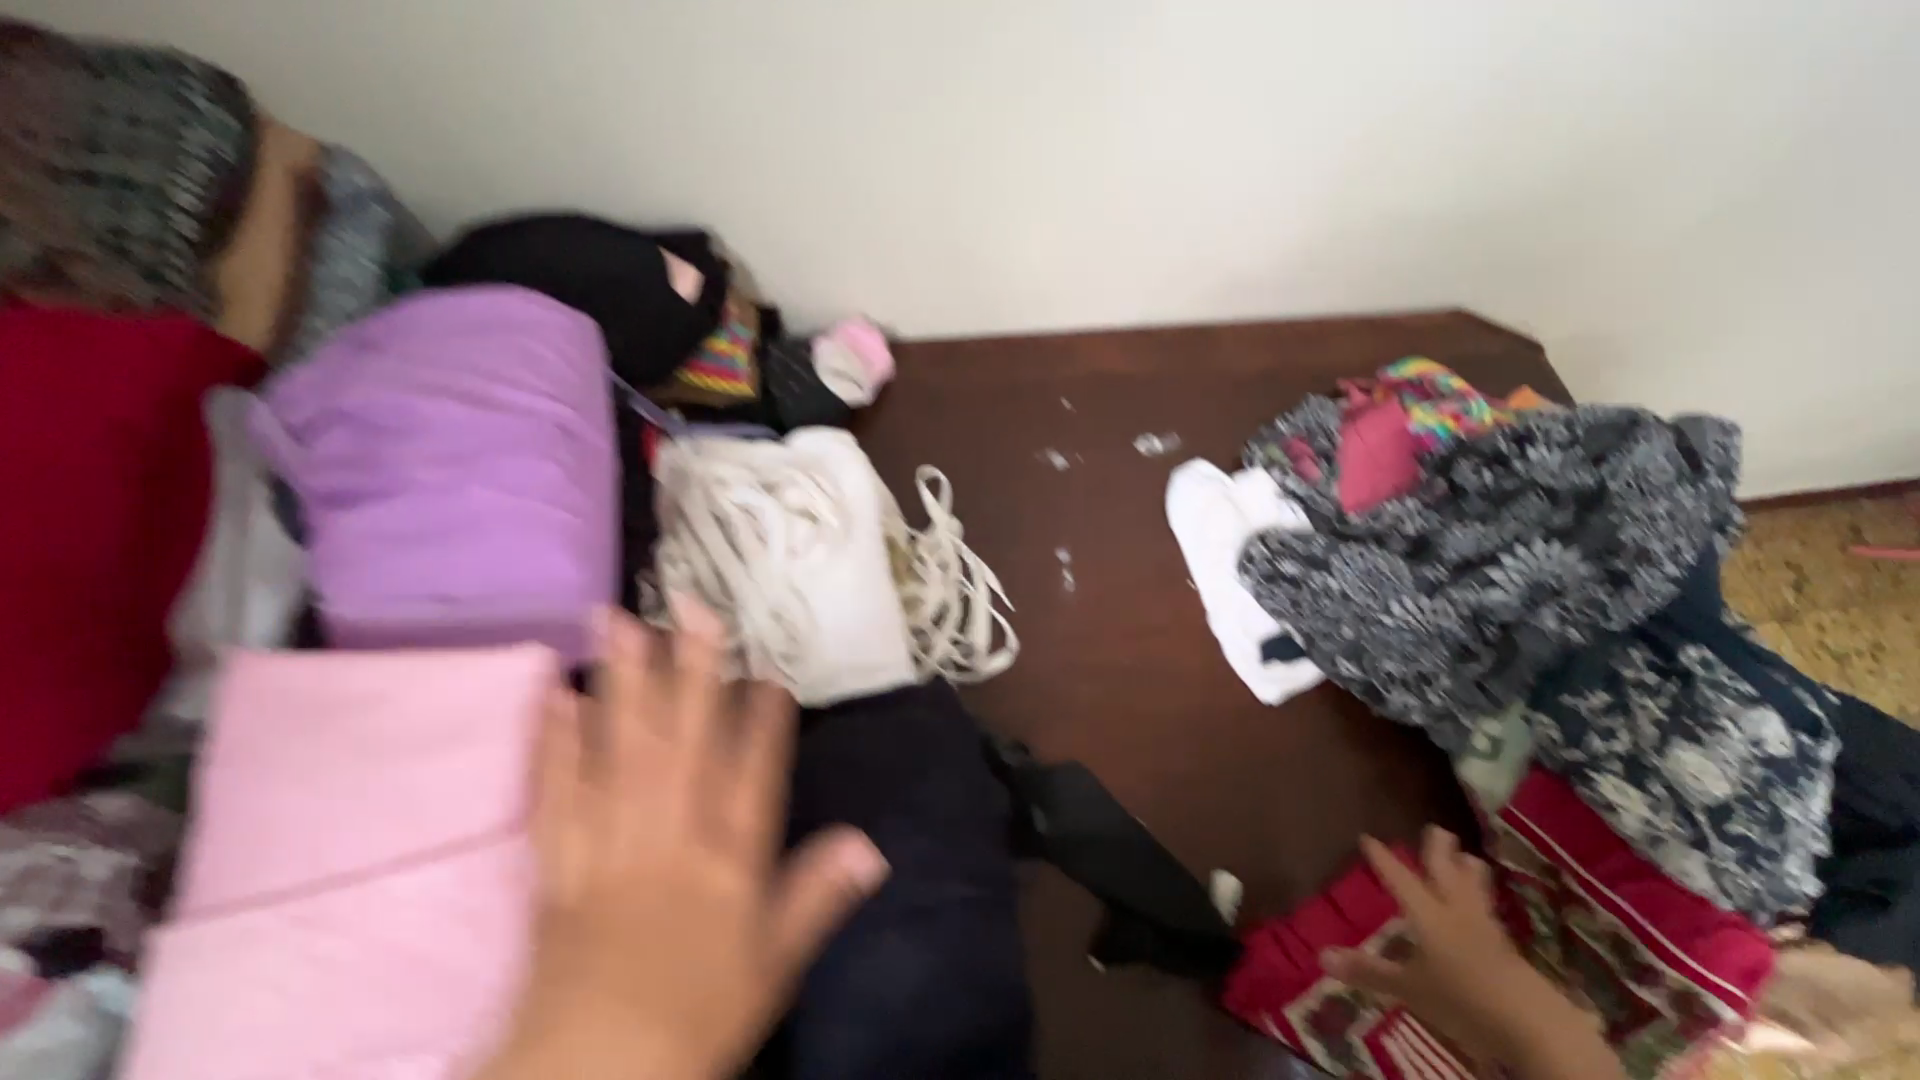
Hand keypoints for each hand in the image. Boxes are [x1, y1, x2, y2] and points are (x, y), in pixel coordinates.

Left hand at [477, 605, 889, 1079]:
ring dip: (619, 680)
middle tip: (688, 603)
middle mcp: (669, 832)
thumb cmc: (697, 1011)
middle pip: (682, 737)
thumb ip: (819, 895)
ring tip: (616, 620)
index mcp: (728, 857)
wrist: (596, 1064)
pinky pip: (554, 790)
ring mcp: (608, 839)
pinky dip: (553, 740)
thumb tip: (870, 844)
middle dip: (689, 667)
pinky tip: (554, 692)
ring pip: (617, 747)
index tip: (768, 667)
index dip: (762, 717)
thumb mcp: (776, 962)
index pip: (752, 770)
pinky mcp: (556, 859)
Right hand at [1321, 829, 1596, 1069]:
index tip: (1369, 838)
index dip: (1384, 860)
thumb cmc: (1462, 999)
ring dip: (1470, 873)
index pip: (1401, 880)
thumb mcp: (1409, 988)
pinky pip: (1490, 915)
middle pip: (1447, 876)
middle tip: (1438, 828)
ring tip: (1470, 857)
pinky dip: (1484, 903)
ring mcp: (1487, 932)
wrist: (1532, 1025)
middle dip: (1439, 852)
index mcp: (1429, 917)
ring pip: (1475, 892)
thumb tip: (1320, 955)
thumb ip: (1369, 972)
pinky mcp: (1508, 952)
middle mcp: (1458, 915)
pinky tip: (1486, 911)